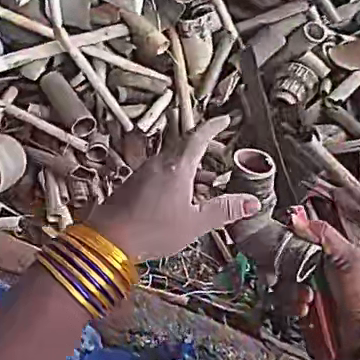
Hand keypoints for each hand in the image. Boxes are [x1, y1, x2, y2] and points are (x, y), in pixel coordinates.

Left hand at [85, 115, 261, 261]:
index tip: (223, 121)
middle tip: (219, 155)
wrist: (109, 238)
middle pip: (185, 148)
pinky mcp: (134, 184)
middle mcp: (158, 164)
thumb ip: (224, 210)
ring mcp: (144, 173)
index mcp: (177, 168)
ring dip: (191, 168)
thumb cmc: (151, 230)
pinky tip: (182, 197)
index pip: (198, 138)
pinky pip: (160, 173)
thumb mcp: (195, 222)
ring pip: (172, 162)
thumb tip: (251, 202)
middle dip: (204, 150)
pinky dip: (176, 178)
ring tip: (206, 185)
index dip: (212, 127)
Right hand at [289, 205, 359, 355]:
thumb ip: (324, 236)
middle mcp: (317, 271)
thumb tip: (297, 218)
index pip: (295, 241)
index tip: (280, 253)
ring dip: (290, 293)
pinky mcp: (307, 312)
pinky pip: (286, 306)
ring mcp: (312, 292)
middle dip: (285, 274)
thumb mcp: (350, 259)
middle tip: (298, 282)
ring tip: (307, 301)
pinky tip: (305, 311)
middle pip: (283, 264)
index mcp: (328, 253)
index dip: (284, 246)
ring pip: (282, 285)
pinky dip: (291, 308)